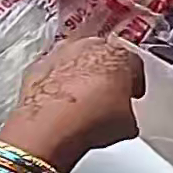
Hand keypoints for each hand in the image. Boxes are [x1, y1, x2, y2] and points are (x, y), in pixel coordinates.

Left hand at [0, 36, 143, 170]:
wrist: (53, 125)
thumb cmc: (91, 118)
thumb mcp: (128, 124)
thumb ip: (128, 112)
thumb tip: (123, 121)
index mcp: (118, 54)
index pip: (133, 64)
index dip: (134, 82)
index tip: (131, 93)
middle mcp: (89, 46)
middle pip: (103, 57)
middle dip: (105, 75)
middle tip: (107, 98)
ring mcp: (61, 53)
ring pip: (76, 61)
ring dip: (79, 77)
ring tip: (83, 104)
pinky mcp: (38, 66)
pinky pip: (52, 73)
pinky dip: (57, 85)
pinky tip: (61, 108)